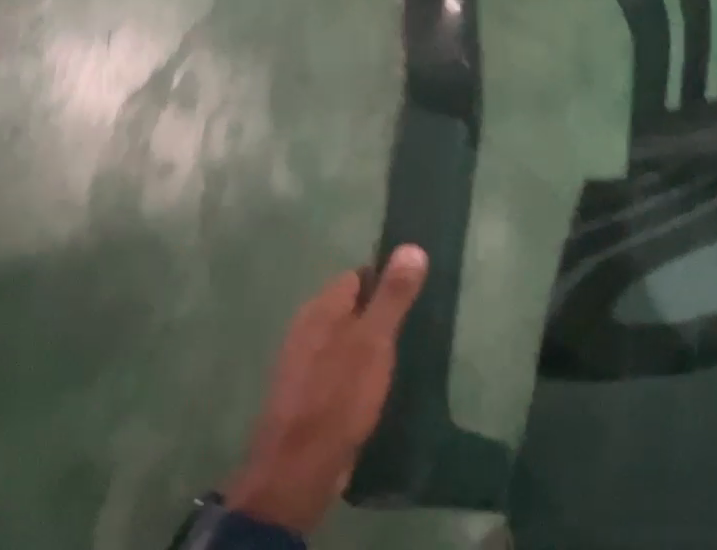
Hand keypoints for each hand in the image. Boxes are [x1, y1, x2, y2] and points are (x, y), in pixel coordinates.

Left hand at [226, 244, 428, 533]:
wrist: (298, 470)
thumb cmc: (339, 397)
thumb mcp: (374, 342)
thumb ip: (392, 296)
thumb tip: (412, 247)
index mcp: (320, 311)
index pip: (359, 275)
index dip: (388, 278)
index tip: (418, 291)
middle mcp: (307, 330)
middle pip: (353, 305)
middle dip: (383, 309)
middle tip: (419, 321)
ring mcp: (305, 363)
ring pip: (348, 336)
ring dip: (373, 340)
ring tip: (407, 350)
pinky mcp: (311, 392)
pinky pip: (343, 363)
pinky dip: (362, 365)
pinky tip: (382, 379)